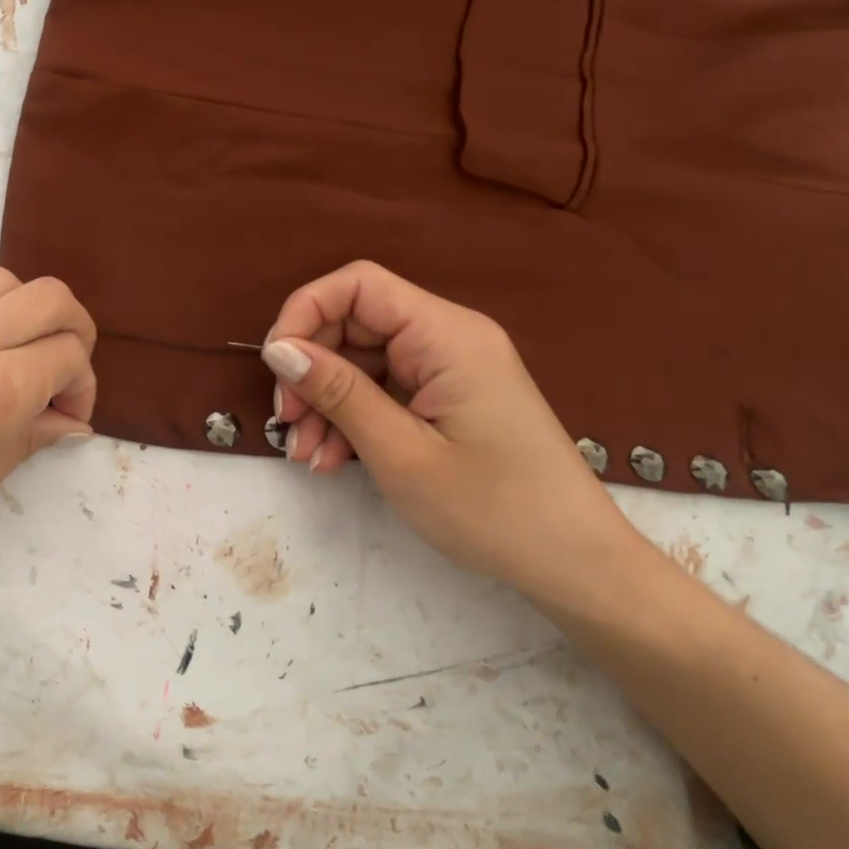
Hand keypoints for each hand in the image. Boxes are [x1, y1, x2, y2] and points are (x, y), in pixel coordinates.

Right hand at [262, 261, 647, 602]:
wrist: (573, 564)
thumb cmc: (491, 509)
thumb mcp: (400, 452)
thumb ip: (337, 393)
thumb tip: (277, 349)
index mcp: (447, 336)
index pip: (358, 285)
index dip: (305, 312)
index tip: (276, 366)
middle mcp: (448, 338)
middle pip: (353, 323)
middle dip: (309, 368)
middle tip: (285, 423)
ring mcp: (448, 368)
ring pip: (360, 362)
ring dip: (323, 402)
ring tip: (305, 455)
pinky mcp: (446, 397)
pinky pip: (381, 390)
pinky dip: (349, 419)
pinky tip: (331, 460)